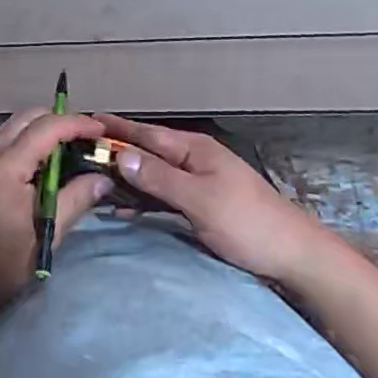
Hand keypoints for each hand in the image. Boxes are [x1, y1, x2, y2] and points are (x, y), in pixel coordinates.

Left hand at [0, 108, 112, 308]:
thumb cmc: (0, 264)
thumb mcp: (45, 235)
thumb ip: (75, 200)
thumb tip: (102, 179)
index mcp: (4, 167)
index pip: (44, 128)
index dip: (75, 124)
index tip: (100, 130)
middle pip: (27, 118)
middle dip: (59, 120)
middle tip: (87, 138)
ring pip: (15, 126)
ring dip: (43, 128)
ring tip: (72, 148)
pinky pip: (7, 140)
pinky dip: (29, 140)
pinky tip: (47, 162)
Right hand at [95, 112, 342, 283]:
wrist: (296, 258)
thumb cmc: (248, 223)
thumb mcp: (201, 199)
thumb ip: (159, 177)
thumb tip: (120, 154)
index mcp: (192, 148)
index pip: (144, 132)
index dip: (115, 127)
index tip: (84, 120)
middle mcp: (192, 158)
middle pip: (146, 150)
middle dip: (115, 149)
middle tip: (80, 151)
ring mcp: (197, 181)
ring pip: (152, 172)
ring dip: (126, 175)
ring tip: (93, 176)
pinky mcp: (201, 203)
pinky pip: (162, 192)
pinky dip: (141, 195)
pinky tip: (124, 204)